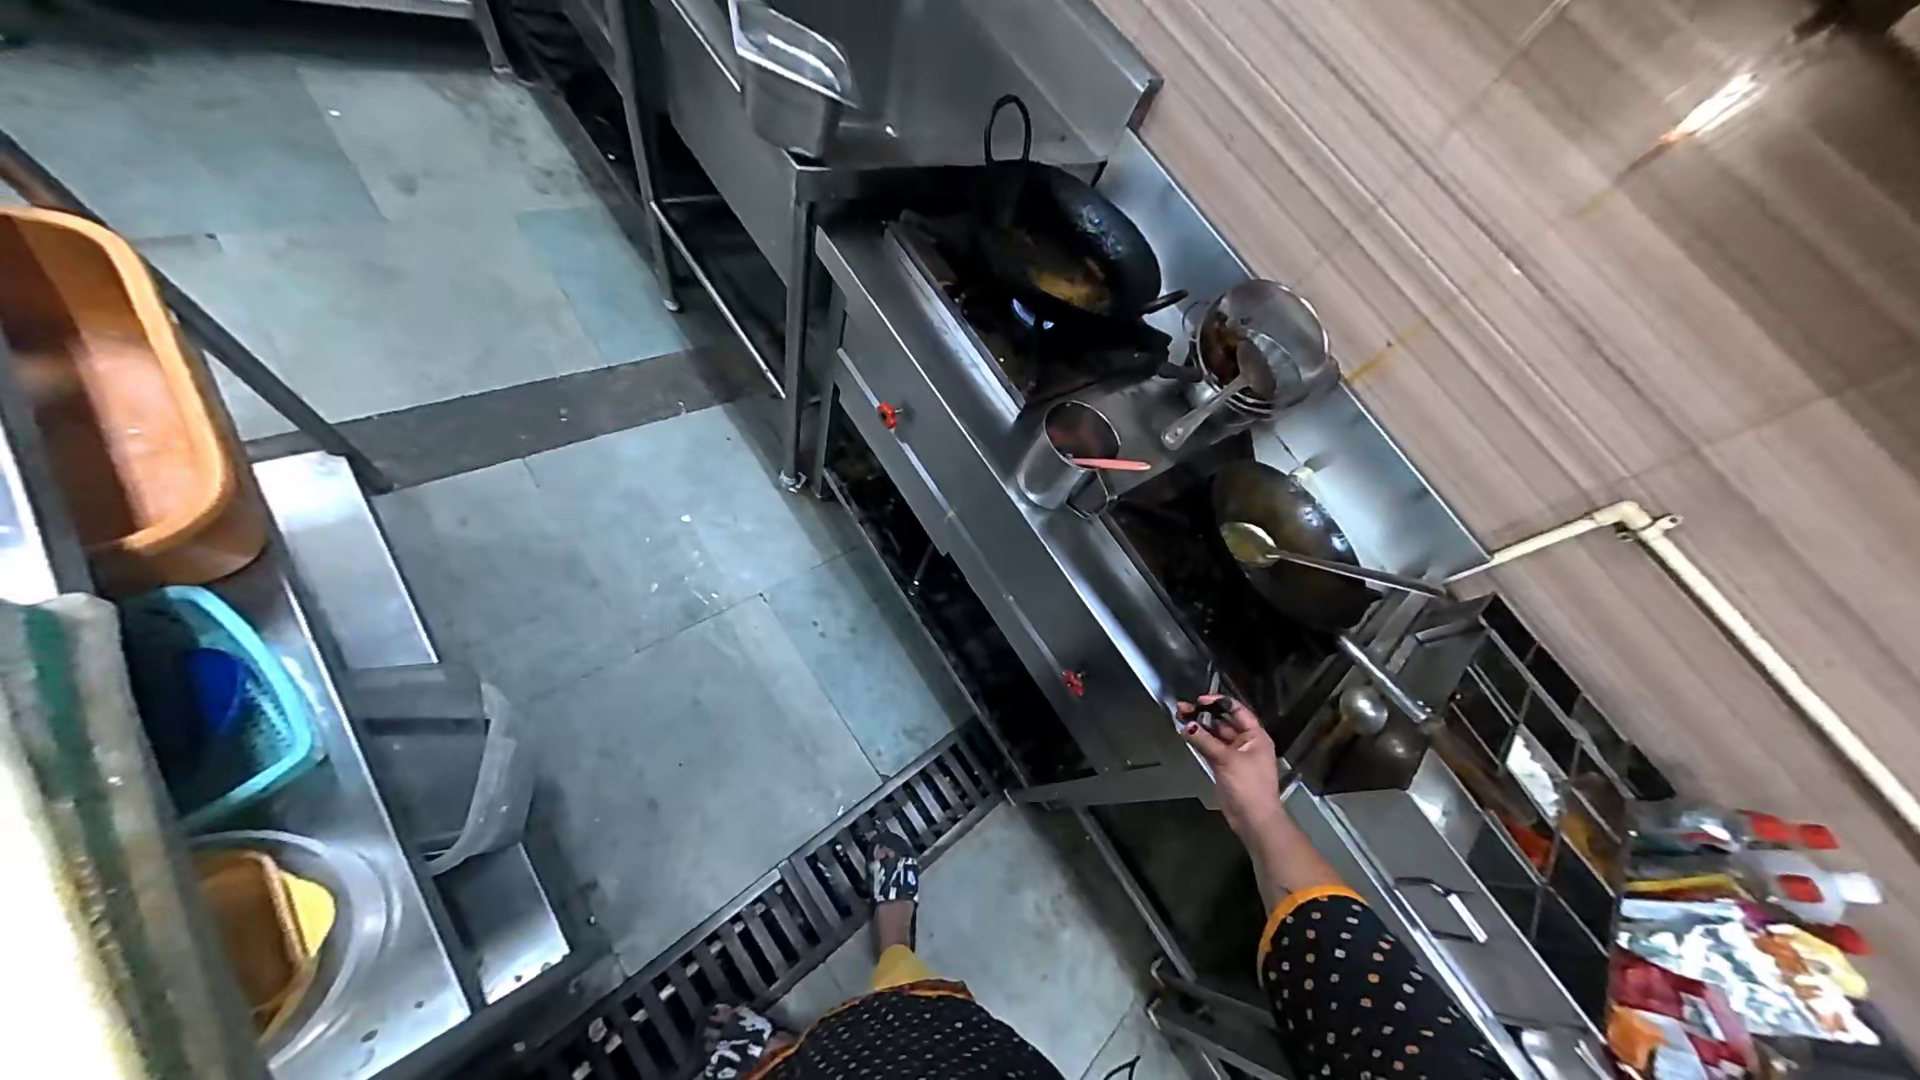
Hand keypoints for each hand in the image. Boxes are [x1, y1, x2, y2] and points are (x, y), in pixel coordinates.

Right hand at [1178, 695, 1283, 836]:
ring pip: (1214, 735)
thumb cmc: (1249, 785)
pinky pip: (1210, 748)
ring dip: (1199, 727)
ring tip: (1180, 718)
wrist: (1253, 819)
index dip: (1219, 702)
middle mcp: (1245, 742)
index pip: (1237, 711)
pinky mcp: (1224, 766)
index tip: (1199, 700)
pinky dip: (1199, 741)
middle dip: (1204, 715)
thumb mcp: (1227, 759)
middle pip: (1223, 722)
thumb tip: (1186, 725)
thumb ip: (1205, 740)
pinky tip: (1185, 734)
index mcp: (1255, 736)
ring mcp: (1234, 754)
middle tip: (1183, 708)